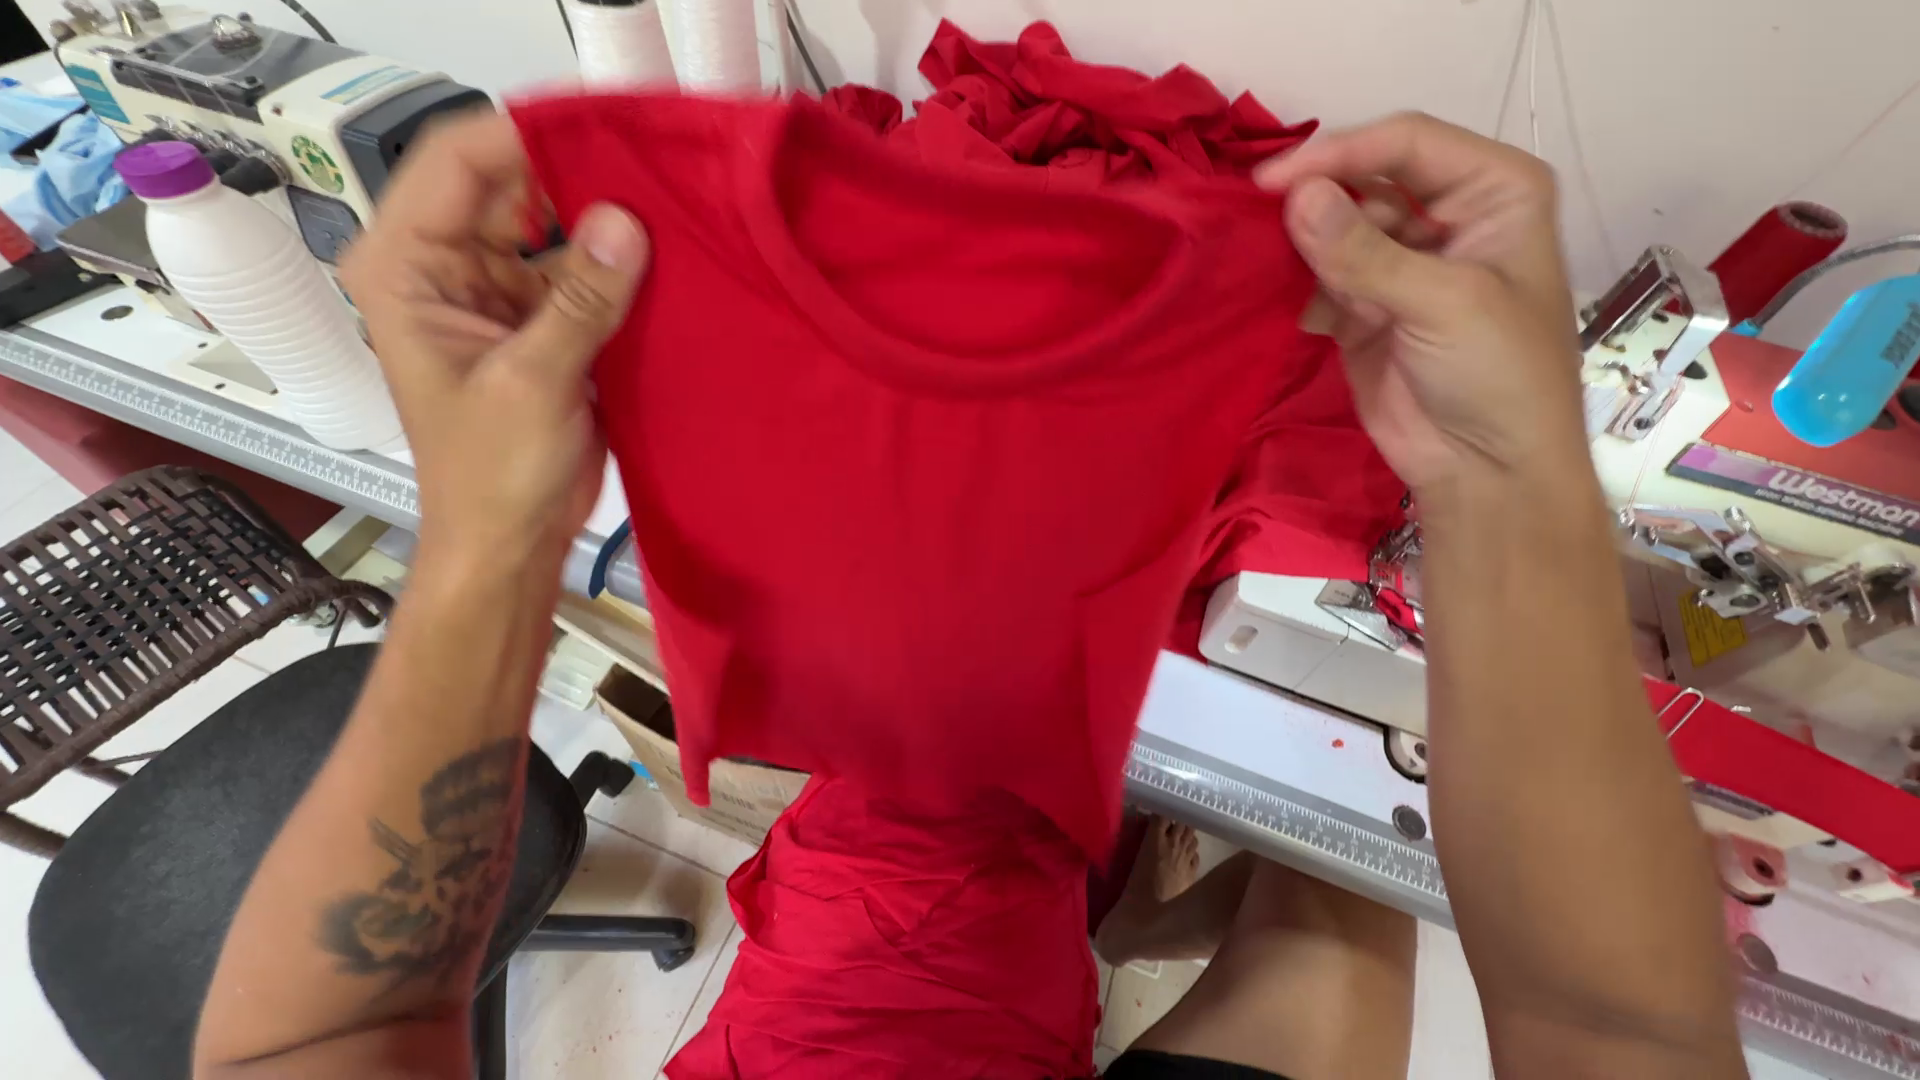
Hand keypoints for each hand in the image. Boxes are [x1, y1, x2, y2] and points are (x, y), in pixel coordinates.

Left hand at [340, 112, 648, 567]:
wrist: (513, 538)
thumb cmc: (493, 472)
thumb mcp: (532, 380)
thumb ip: (578, 301)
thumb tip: (627, 222)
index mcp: (409, 265)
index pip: (460, 162)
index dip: (527, 134)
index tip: (605, 126)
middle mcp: (452, 267)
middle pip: (515, 190)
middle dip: (580, 179)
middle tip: (654, 168)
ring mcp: (504, 297)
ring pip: (559, 235)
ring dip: (609, 230)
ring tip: (675, 212)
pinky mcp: (547, 328)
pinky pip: (586, 281)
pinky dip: (623, 275)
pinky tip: (669, 264)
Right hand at [1256, 112, 1588, 498]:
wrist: (1482, 467)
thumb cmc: (1496, 374)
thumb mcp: (1441, 303)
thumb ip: (1365, 252)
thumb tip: (1295, 197)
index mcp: (1492, 192)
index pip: (1406, 145)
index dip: (1339, 155)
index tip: (1270, 182)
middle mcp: (1445, 218)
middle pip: (1364, 182)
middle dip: (1316, 202)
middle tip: (1258, 225)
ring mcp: (1399, 266)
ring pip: (1335, 231)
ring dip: (1301, 248)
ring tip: (1262, 264)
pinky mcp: (1362, 310)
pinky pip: (1319, 280)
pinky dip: (1297, 289)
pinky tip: (1283, 303)